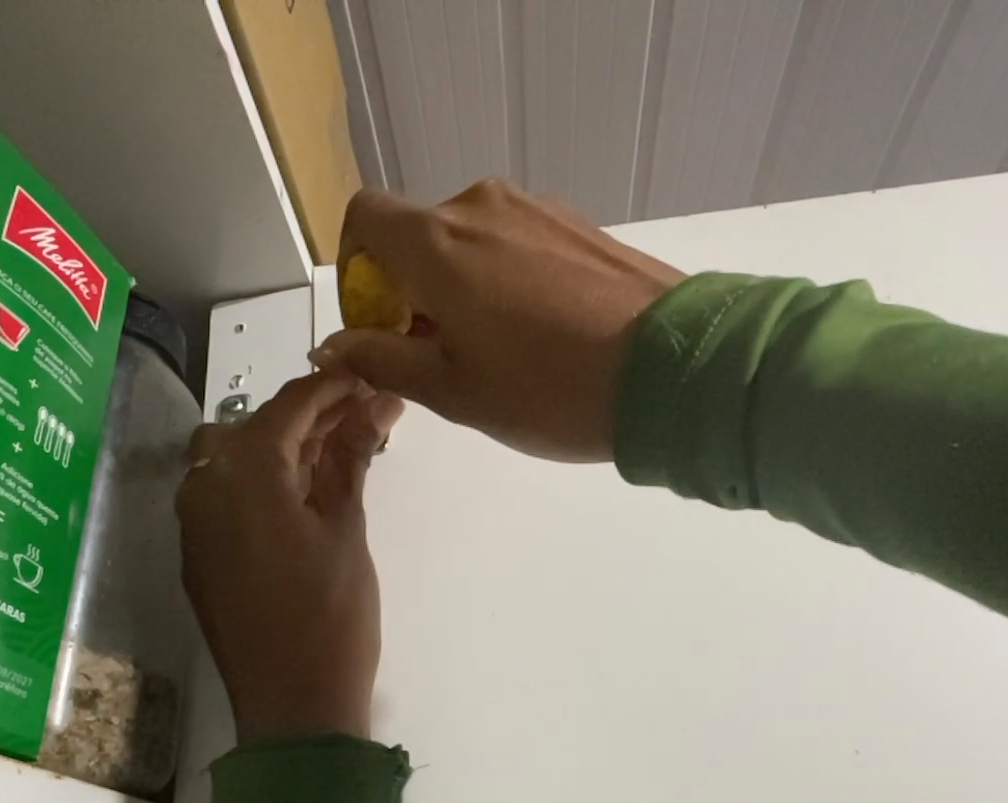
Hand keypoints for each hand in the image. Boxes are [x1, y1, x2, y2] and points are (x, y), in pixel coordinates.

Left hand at [177, 371, 402, 743]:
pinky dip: (259, 481)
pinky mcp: (197, 554)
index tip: (369, 377)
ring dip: (280, 446)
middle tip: (363, 416)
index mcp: (243, 471)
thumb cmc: (331, 615)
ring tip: (335, 454)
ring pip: (233, 457)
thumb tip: (375, 402)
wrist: (292, 707)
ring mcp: (193, 522)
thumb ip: (351, 457)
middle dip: (309, 416)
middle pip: (257, 427)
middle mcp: (203, 485)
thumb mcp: (346, 528)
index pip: (289, 404)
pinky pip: (223, 494)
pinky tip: (300, 493)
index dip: (332, 386)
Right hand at [315, 179, 684, 462]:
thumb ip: (381, 358)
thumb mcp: (450, 389)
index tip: (378, 324)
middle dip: (407, 290)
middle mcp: (481, 207)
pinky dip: (498, 280)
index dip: (355, 270)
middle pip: (416, 235)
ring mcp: (535, 210)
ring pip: (466, 241)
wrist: (674, 372)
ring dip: (455, 288)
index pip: (363, 218)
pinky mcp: (576, 225)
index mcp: (437, 243)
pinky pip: (512, 243)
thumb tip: (333, 344)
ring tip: (490, 353)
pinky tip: (533, 335)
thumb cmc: (547, 390)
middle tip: (433, 356)